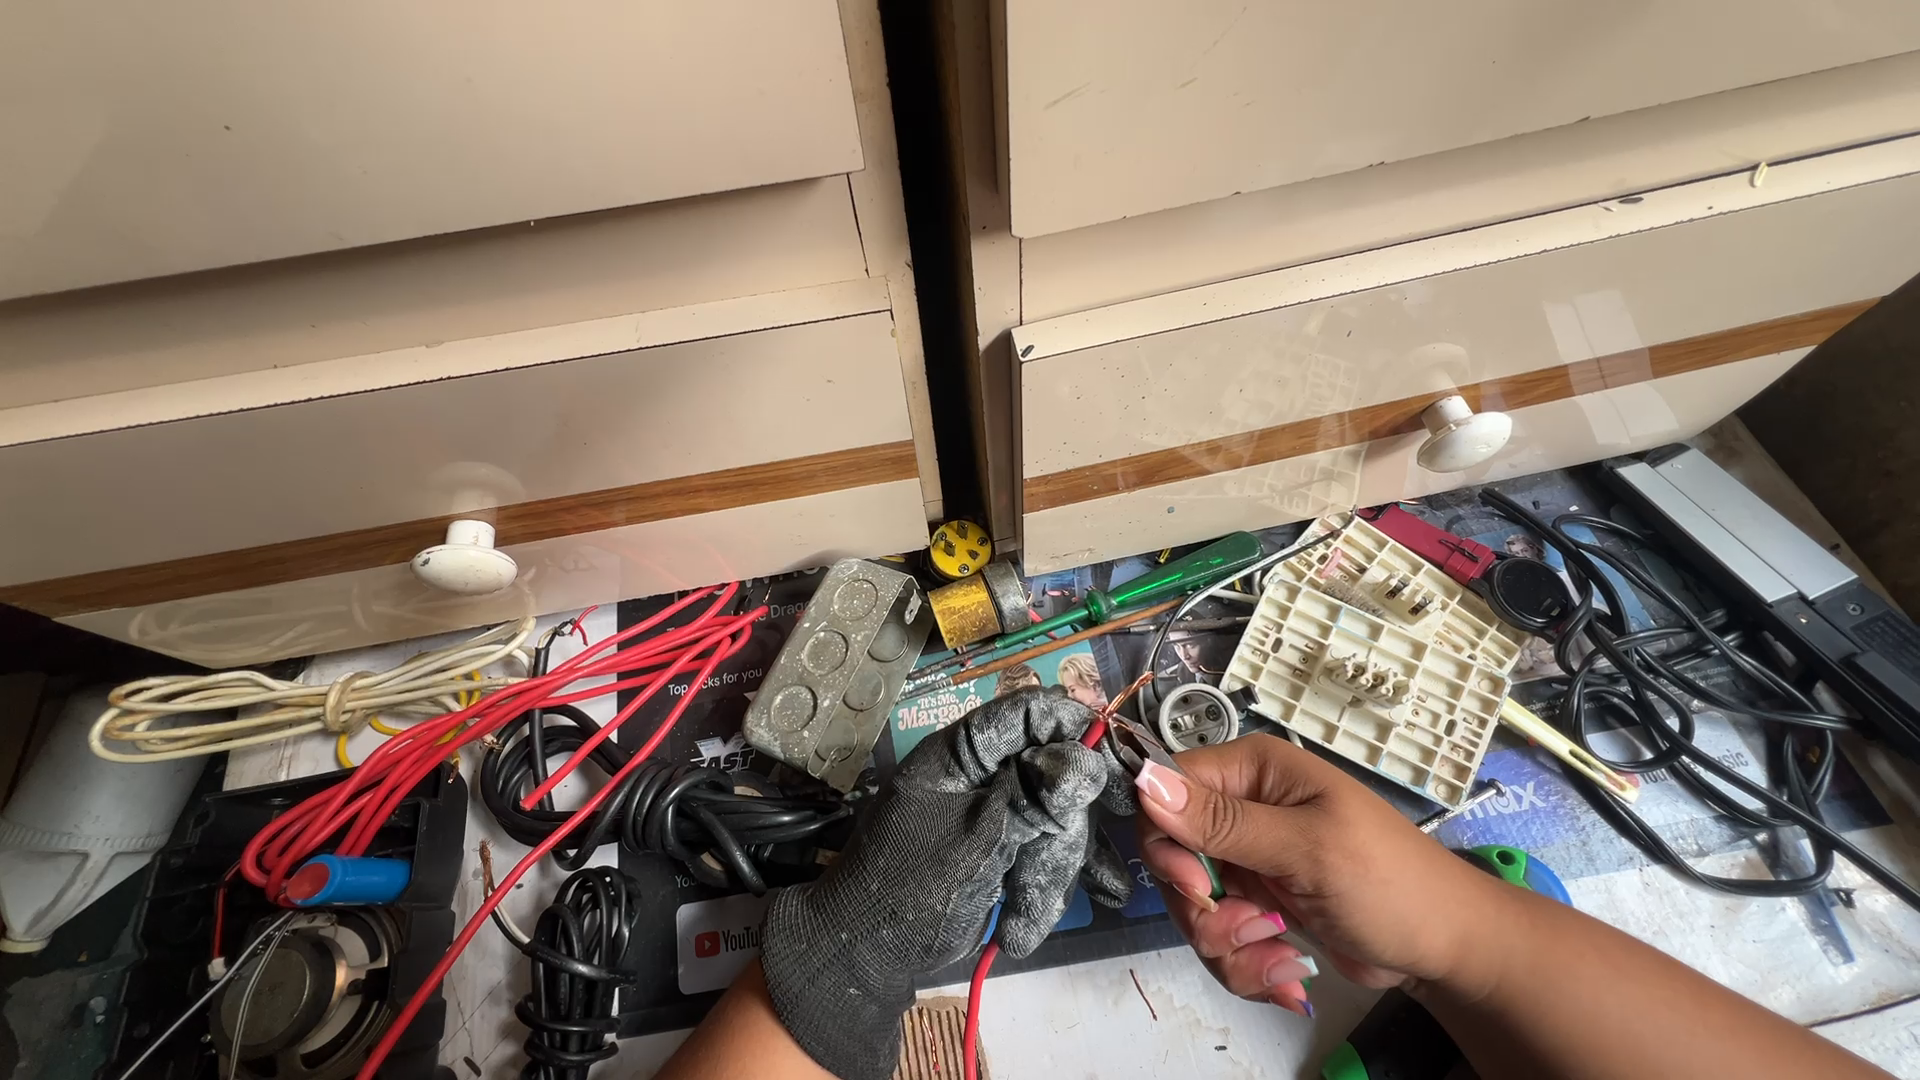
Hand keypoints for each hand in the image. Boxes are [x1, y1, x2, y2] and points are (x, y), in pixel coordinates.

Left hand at [762, 689, 1133, 1079]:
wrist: (867, 956)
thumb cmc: (908, 885)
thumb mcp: (975, 839)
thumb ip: (1031, 797)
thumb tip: (1086, 758)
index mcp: (962, 752)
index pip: (1027, 715)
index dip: (1075, 729)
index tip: (1118, 763)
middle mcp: (982, 772)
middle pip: (1051, 776)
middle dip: (1063, 832)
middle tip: (1095, 869)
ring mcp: (994, 812)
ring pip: (1053, 824)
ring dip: (1048, 875)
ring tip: (1025, 919)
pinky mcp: (1003, 849)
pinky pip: (1040, 857)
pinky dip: (1042, 893)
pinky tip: (1028, 926)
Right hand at [1133, 733, 1504, 1011]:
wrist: (1449, 951)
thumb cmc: (1389, 883)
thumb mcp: (1306, 848)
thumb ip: (1223, 821)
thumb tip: (1143, 780)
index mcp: (1250, 771)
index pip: (1167, 790)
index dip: (1167, 841)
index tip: (1197, 887)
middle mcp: (1240, 807)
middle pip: (1171, 853)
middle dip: (1202, 908)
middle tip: (1247, 931)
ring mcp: (1246, 857)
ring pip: (1191, 902)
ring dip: (1227, 942)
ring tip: (1278, 955)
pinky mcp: (1255, 901)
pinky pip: (1218, 933)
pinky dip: (1244, 961)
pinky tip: (1285, 970)